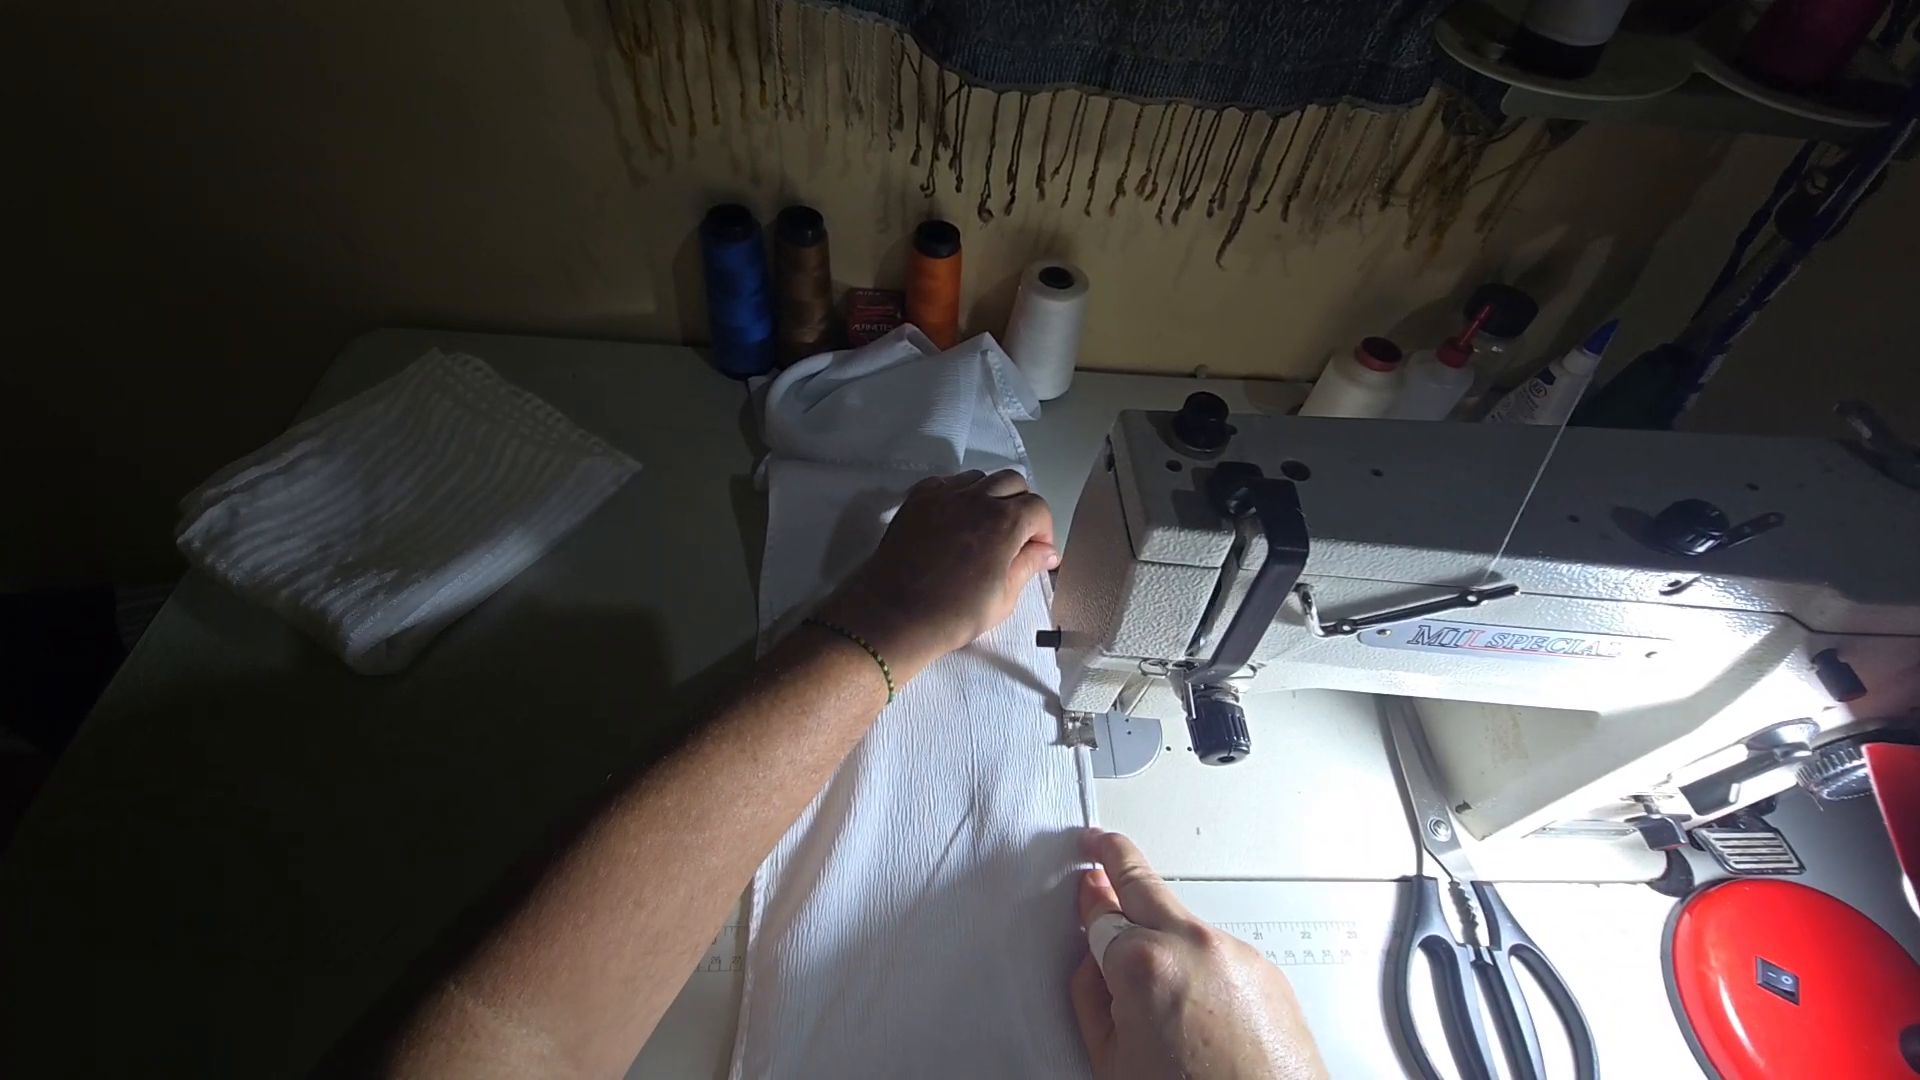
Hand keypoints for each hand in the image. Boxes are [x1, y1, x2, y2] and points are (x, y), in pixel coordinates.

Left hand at [818, 469, 1055, 680]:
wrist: (894, 615)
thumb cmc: (953, 615)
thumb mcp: (1004, 598)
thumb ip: (1028, 566)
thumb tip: (1046, 551)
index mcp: (1004, 522)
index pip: (1038, 507)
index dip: (1043, 530)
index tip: (1036, 551)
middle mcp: (976, 499)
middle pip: (1012, 482)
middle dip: (1021, 505)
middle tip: (1015, 535)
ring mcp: (943, 495)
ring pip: (979, 477)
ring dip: (990, 495)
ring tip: (984, 525)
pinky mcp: (917, 499)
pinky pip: (946, 482)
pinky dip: (958, 494)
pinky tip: (955, 519)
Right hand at [1071, 829, 1328, 1079]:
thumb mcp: (1112, 1061)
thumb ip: (1091, 995)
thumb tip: (1091, 958)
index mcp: (1144, 963)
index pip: (1101, 912)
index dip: (1089, 901)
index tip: (1086, 886)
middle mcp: (1192, 944)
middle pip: (1144, 883)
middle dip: (1118, 858)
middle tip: (1102, 844)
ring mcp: (1235, 954)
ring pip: (1184, 924)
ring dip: (1166, 935)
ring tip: (1165, 991)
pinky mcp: (1265, 969)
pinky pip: (1218, 953)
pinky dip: (1203, 966)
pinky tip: (1200, 1008)